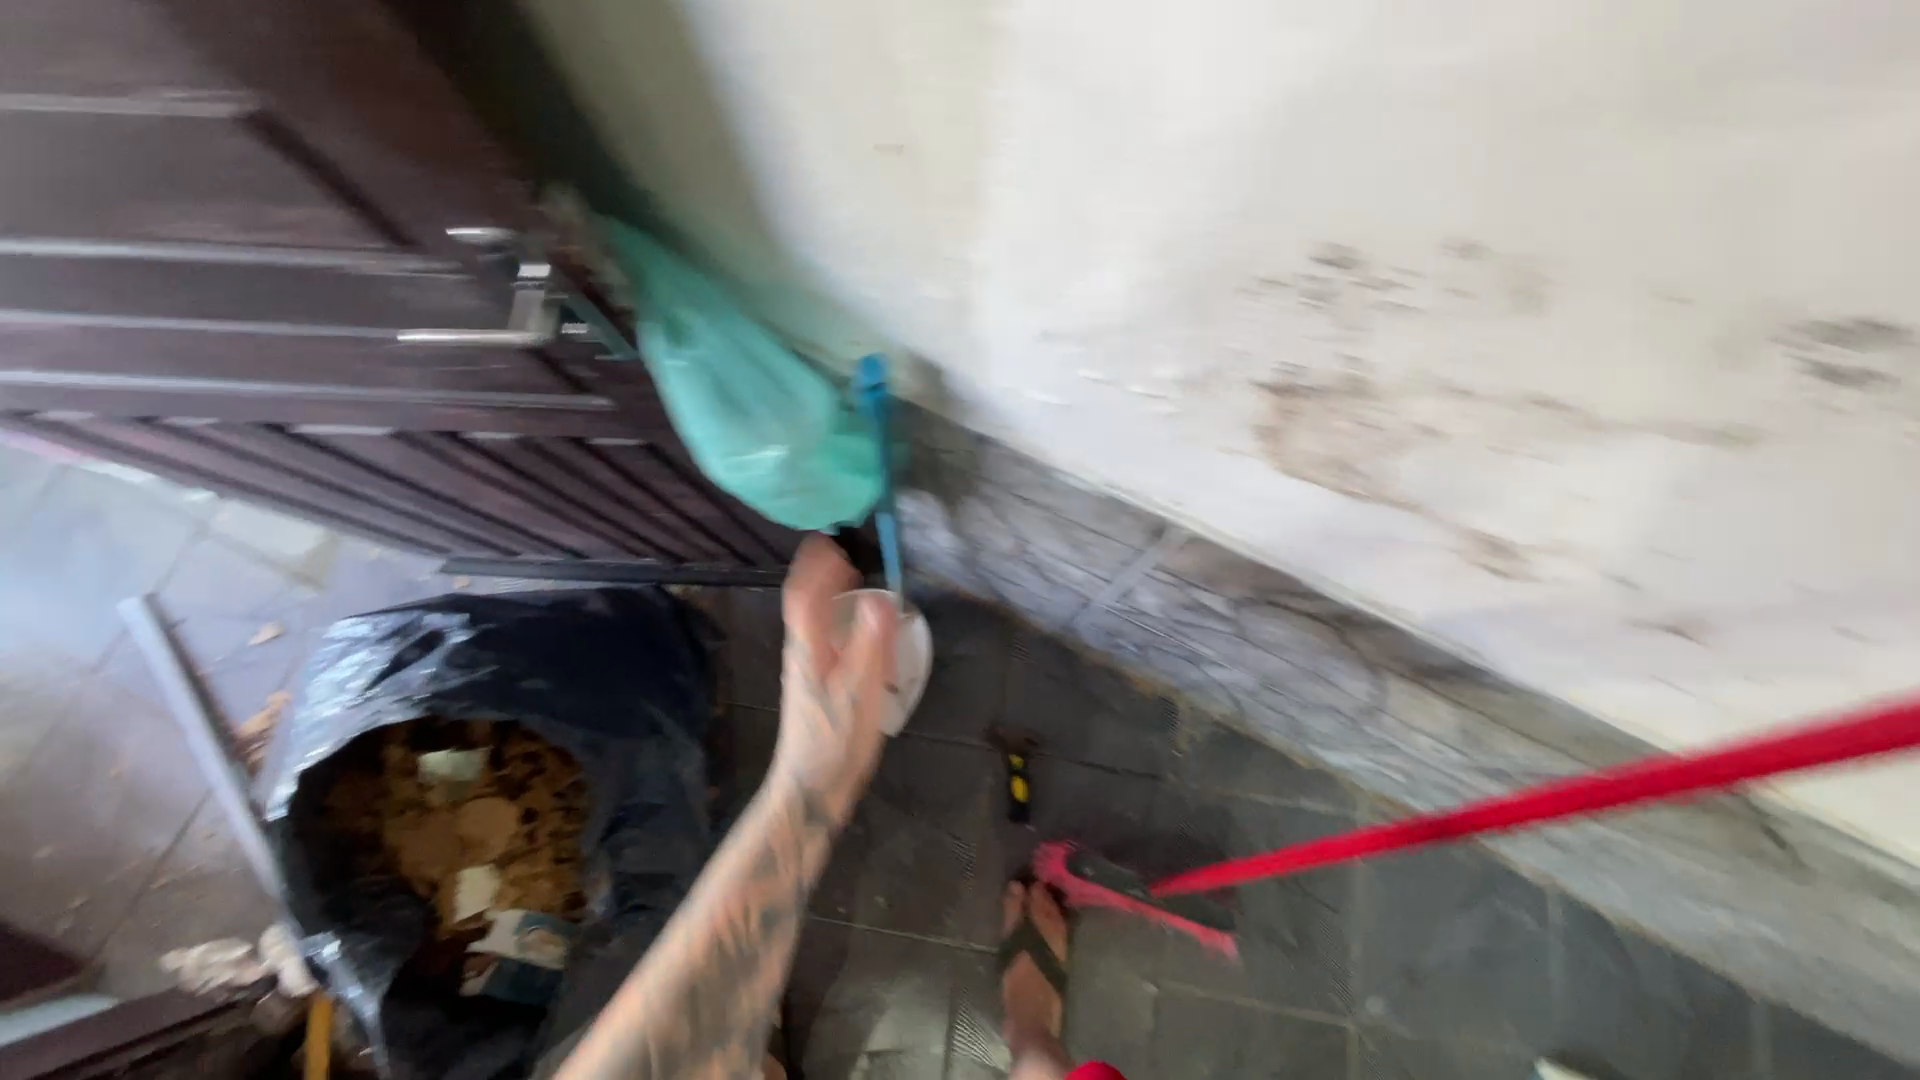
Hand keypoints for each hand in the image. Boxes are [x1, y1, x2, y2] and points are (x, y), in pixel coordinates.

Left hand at [772, 535, 898, 815]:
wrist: (811, 786)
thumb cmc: (837, 739)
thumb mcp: (861, 690)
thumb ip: (871, 644)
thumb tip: (883, 598)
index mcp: (808, 648)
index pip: (803, 593)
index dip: (814, 565)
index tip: (832, 540)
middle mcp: (800, 652)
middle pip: (802, 602)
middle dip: (819, 574)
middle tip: (846, 555)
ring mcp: (804, 670)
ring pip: (809, 620)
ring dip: (825, 595)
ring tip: (850, 582)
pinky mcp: (812, 686)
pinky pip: (818, 637)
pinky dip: (832, 619)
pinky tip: (851, 629)